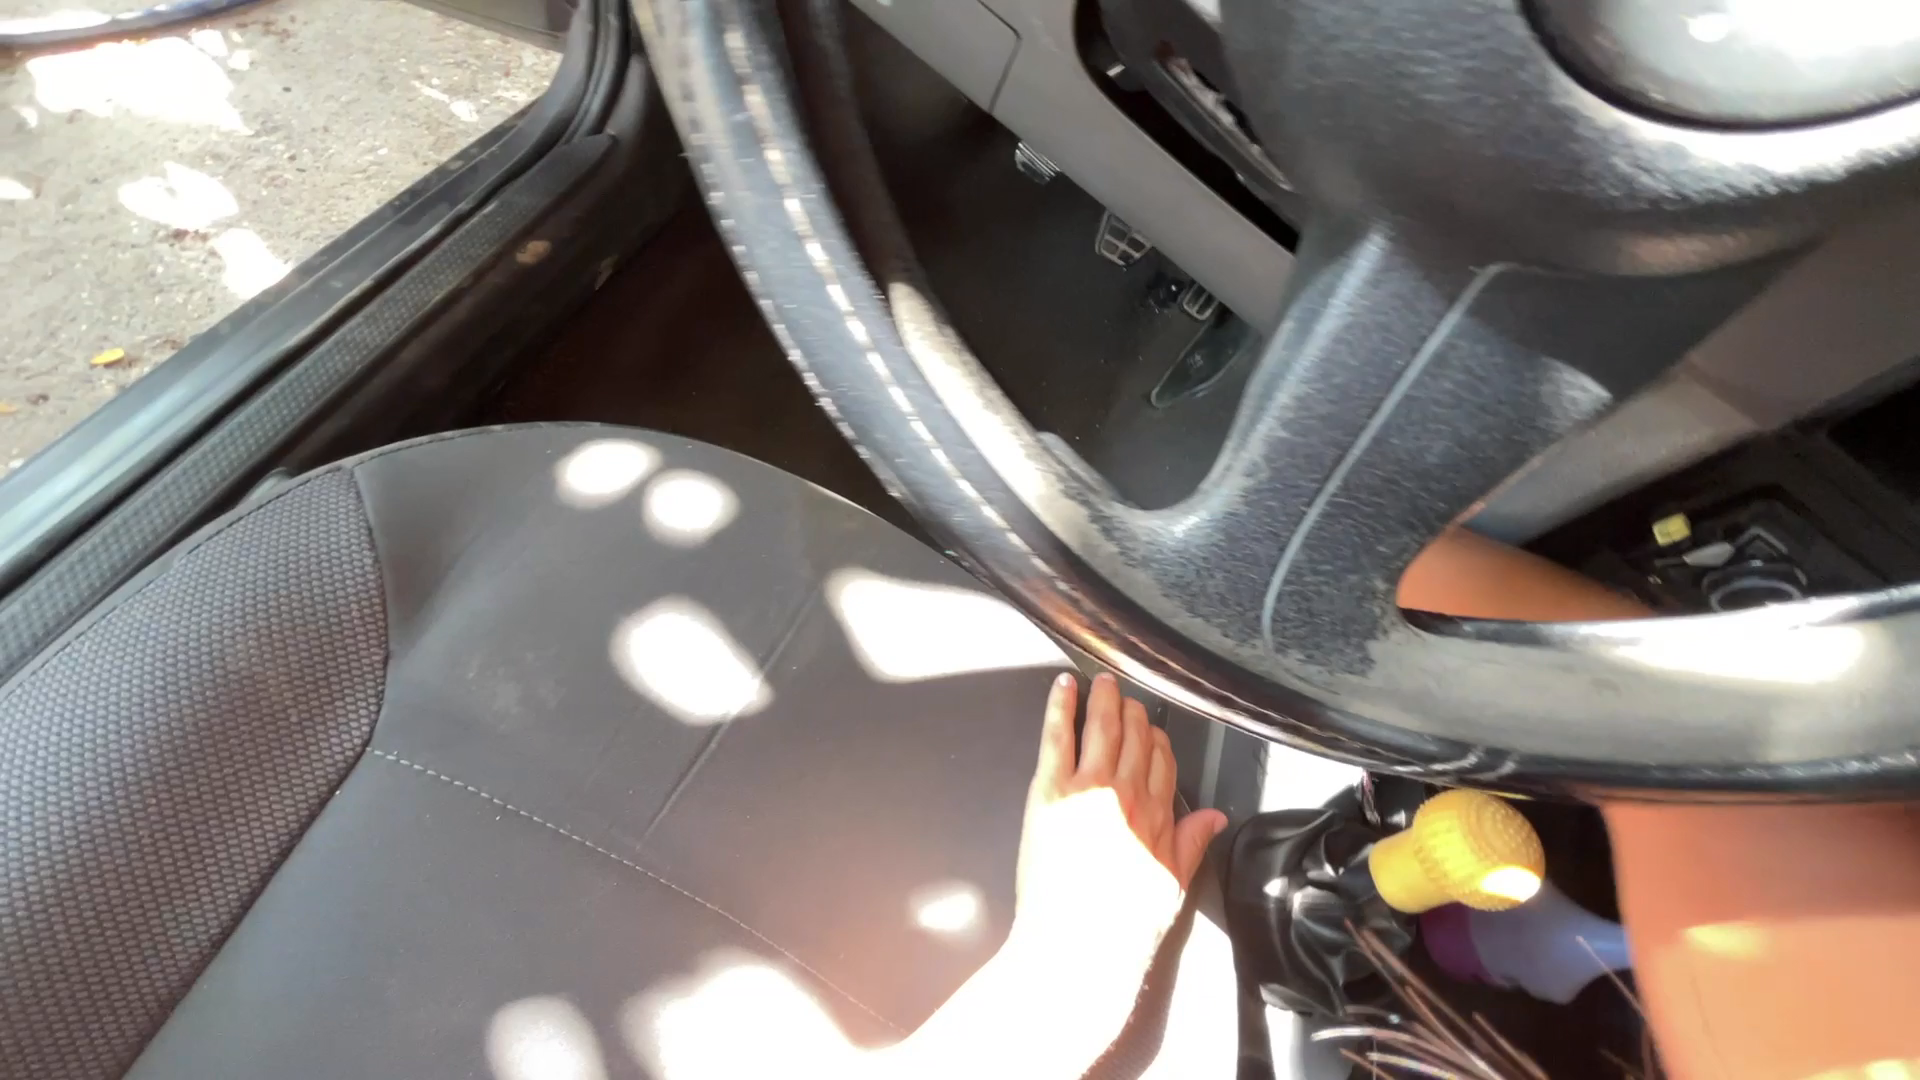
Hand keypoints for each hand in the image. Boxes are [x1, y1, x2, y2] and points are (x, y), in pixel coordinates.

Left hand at [1011, 672, 1227, 977]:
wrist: (1075, 945)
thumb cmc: (1122, 925)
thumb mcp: (1171, 886)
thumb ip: (1193, 843)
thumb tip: (1217, 817)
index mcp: (1155, 815)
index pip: (1162, 759)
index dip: (1157, 739)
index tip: (1150, 730)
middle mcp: (1126, 793)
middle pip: (1135, 736)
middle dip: (1132, 711)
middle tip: (1125, 697)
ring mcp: (1087, 787)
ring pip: (1101, 726)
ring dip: (1102, 698)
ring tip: (1101, 680)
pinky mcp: (1050, 789)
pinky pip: (1058, 735)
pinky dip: (1060, 705)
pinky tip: (1063, 685)